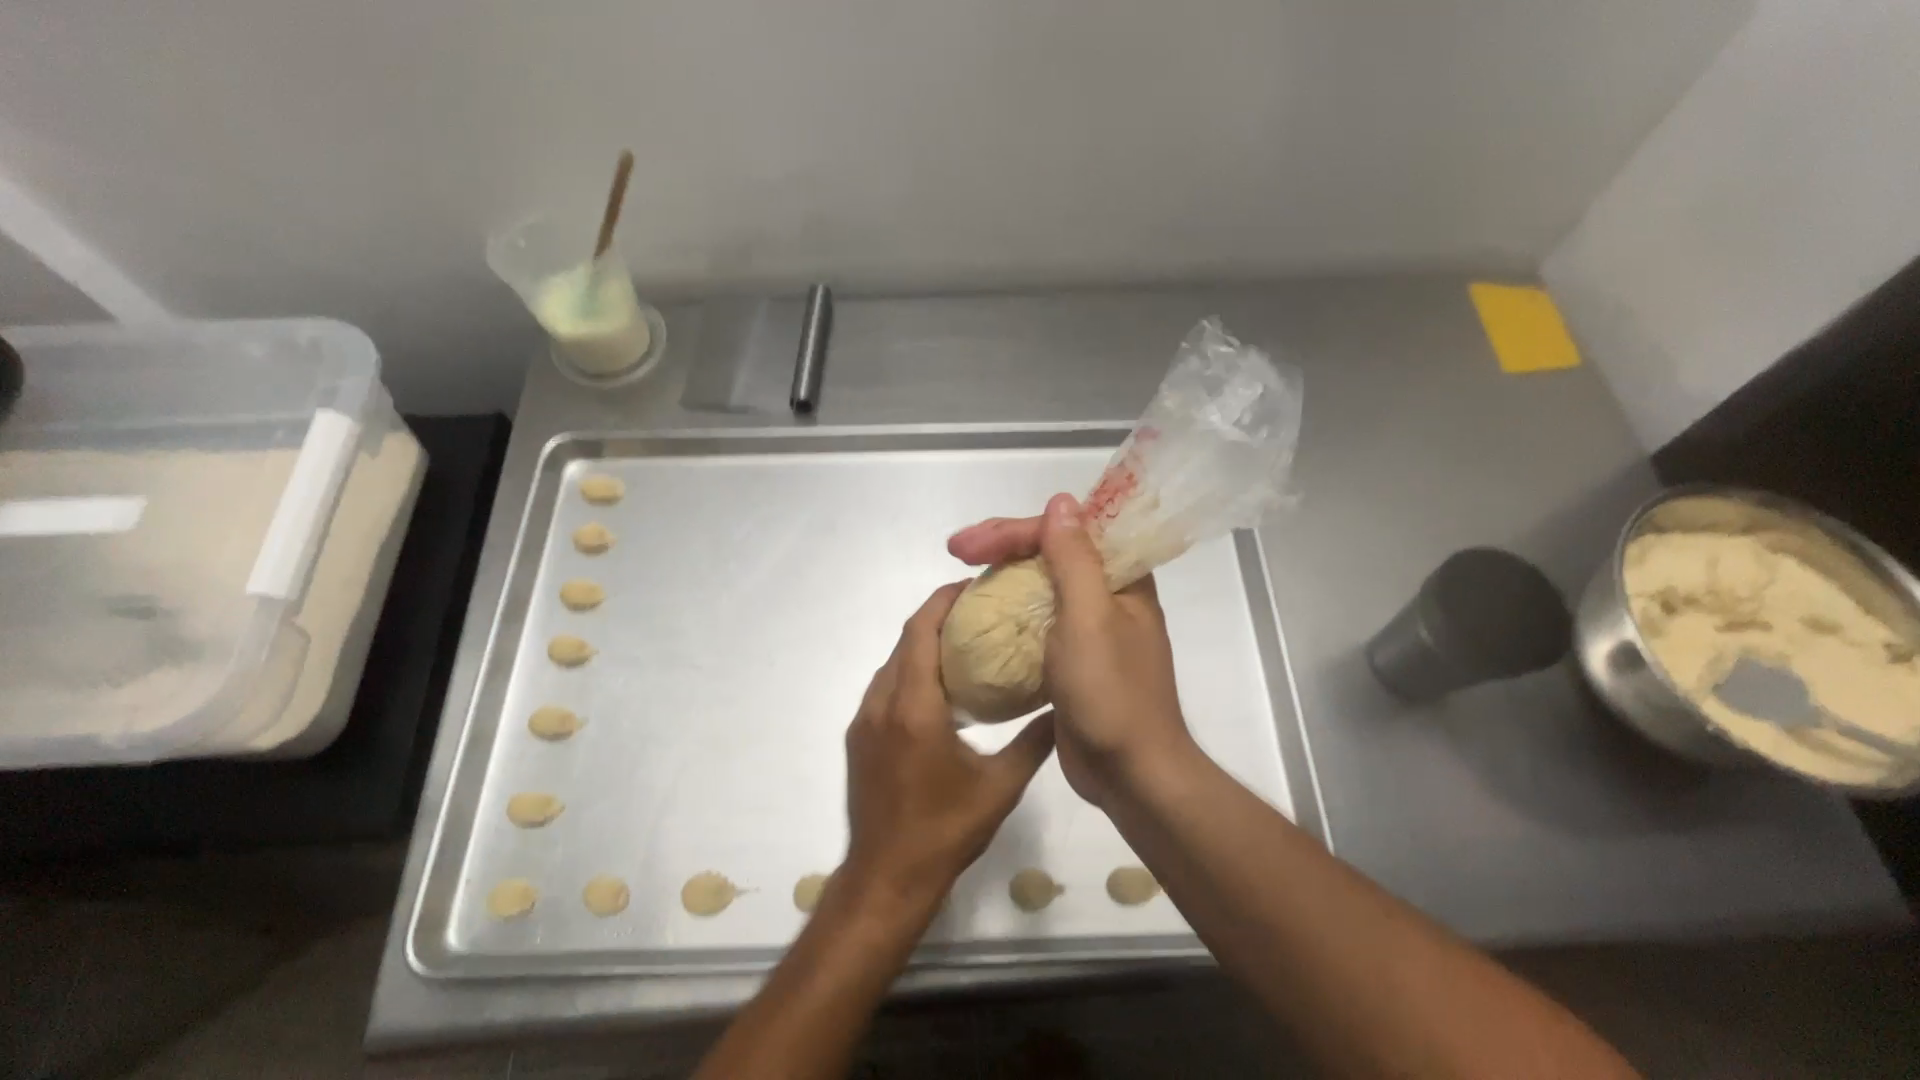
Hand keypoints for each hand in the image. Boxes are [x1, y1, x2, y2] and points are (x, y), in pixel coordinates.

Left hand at [843, 583, 1056, 907]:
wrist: (887, 877)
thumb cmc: (946, 831)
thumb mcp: (1001, 787)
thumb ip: (1034, 742)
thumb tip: (1063, 707)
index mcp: (913, 707)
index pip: (921, 631)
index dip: (943, 601)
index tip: (973, 586)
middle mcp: (881, 704)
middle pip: (905, 642)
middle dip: (937, 618)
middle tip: (979, 611)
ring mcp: (864, 722)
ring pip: (892, 665)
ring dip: (921, 646)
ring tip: (964, 644)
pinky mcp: (859, 740)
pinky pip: (883, 689)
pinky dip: (909, 674)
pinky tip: (940, 689)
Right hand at [948, 495, 1193, 806]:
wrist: (1131, 773)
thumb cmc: (1111, 693)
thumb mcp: (1090, 618)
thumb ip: (1075, 558)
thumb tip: (1061, 502)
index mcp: (1122, 580)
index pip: (1065, 532)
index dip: (1012, 530)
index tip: (966, 545)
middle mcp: (1109, 598)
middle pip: (1051, 554)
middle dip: (1002, 548)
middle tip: (955, 552)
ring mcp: (1091, 631)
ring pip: (1040, 588)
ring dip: (1002, 579)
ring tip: (962, 582)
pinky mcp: (1073, 662)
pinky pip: (1036, 625)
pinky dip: (1007, 618)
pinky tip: (980, 623)